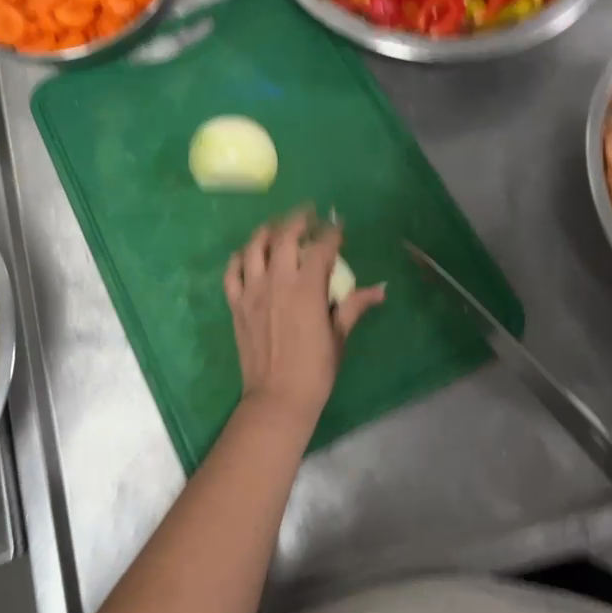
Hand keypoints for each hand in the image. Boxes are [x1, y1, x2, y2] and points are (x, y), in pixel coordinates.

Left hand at [223, 211, 383, 429]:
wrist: (277, 397)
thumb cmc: (315, 370)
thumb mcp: (339, 337)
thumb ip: (354, 307)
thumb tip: (379, 290)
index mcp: (306, 288)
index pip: (320, 248)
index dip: (331, 233)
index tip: (338, 225)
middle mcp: (277, 281)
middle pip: (284, 237)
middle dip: (297, 221)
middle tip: (307, 215)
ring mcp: (252, 291)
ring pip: (254, 248)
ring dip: (266, 232)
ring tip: (276, 227)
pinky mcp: (236, 304)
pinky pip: (231, 272)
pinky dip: (238, 258)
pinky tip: (246, 254)